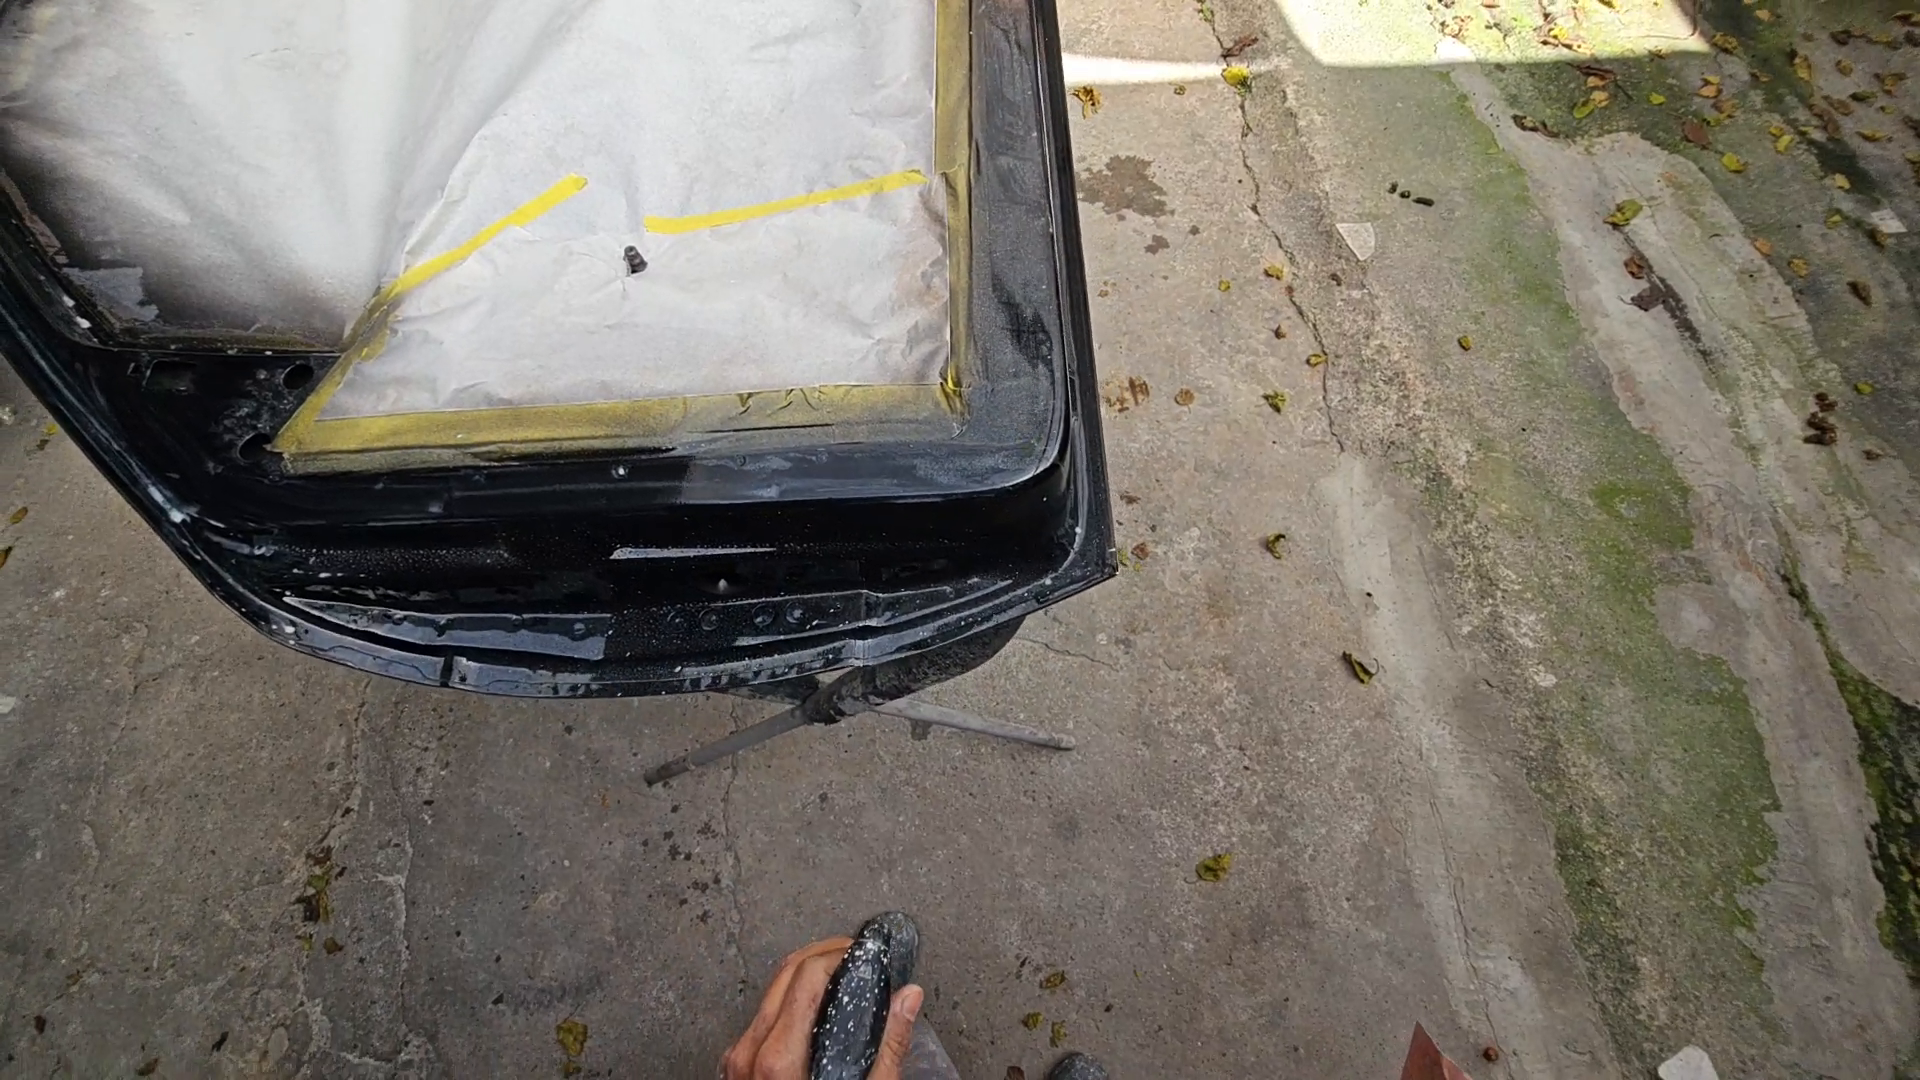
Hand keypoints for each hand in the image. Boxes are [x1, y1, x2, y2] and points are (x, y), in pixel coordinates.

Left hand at [722, 937, 923, 1079]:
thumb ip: (889, 1046)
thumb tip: (908, 998)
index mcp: (780, 1059)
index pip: (807, 972)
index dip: (840, 952)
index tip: (863, 953)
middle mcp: (751, 1054)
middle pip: (787, 970)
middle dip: (826, 953)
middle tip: (856, 954)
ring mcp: (739, 1061)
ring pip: (771, 987)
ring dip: (807, 970)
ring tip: (840, 972)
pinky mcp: (737, 1067)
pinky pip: (763, 1012)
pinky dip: (792, 995)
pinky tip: (815, 1003)